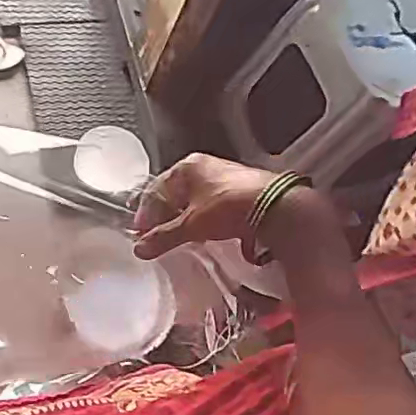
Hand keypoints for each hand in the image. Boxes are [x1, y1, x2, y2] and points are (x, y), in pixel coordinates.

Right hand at [133, 153, 282, 259]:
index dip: (145, 213)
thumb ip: (163, 237)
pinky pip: (211, 206)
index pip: (155, 190)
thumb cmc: (228, 206)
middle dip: (163, 216)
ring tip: (178, 238)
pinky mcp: (239, 191)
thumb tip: (140, 248)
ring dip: (183, 219)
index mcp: (186, 167)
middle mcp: (204, 167)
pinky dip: (202, 219)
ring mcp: (223, 178)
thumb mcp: (191, 225)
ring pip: (193, 200)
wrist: (275, 208)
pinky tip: (203, 234)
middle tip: (155, 238)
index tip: (140, 234)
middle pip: (174, 194)